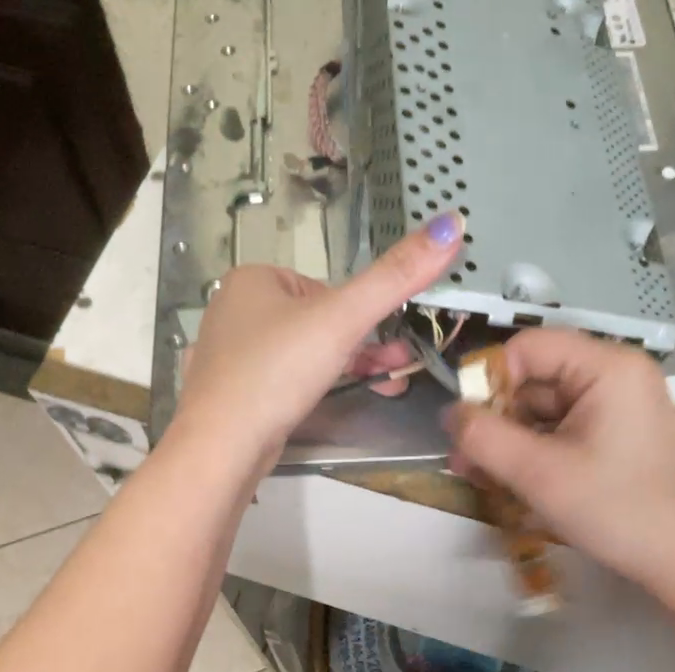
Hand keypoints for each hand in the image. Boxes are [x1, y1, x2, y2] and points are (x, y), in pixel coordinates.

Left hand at [170, 213, 464, 459]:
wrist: (222, 445)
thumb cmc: (278, 371)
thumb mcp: (343, 319)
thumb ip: (395, 278)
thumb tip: (452, 223)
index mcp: (254, 279)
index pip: (324, 288)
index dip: (359, 315)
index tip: (388, 340)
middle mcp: (236, 310)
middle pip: (316, 322)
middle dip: (362, 346)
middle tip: (400, 367)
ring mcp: (231, 355)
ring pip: (302, 354)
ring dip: (345, 369)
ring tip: (387, 388)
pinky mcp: (233, 393)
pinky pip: (283, 381)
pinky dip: (312, 389)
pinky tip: (329, 403)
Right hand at [447, 328, 674, 597]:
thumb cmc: (613, 508)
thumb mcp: (537, 473)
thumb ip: (484, 437)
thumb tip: (449, 413)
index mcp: (606, 367)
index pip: (528, 347)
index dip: (489, 380)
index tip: (468, 426)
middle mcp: (615, 375)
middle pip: (534, 378)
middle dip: (495, 418)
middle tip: (464, 460)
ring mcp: (617, 406)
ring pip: (543, 409)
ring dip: (508, 440)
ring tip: (478, 477)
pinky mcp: (615, 435)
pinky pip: (561, 430)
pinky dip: (533, 452)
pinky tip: (508, 482)